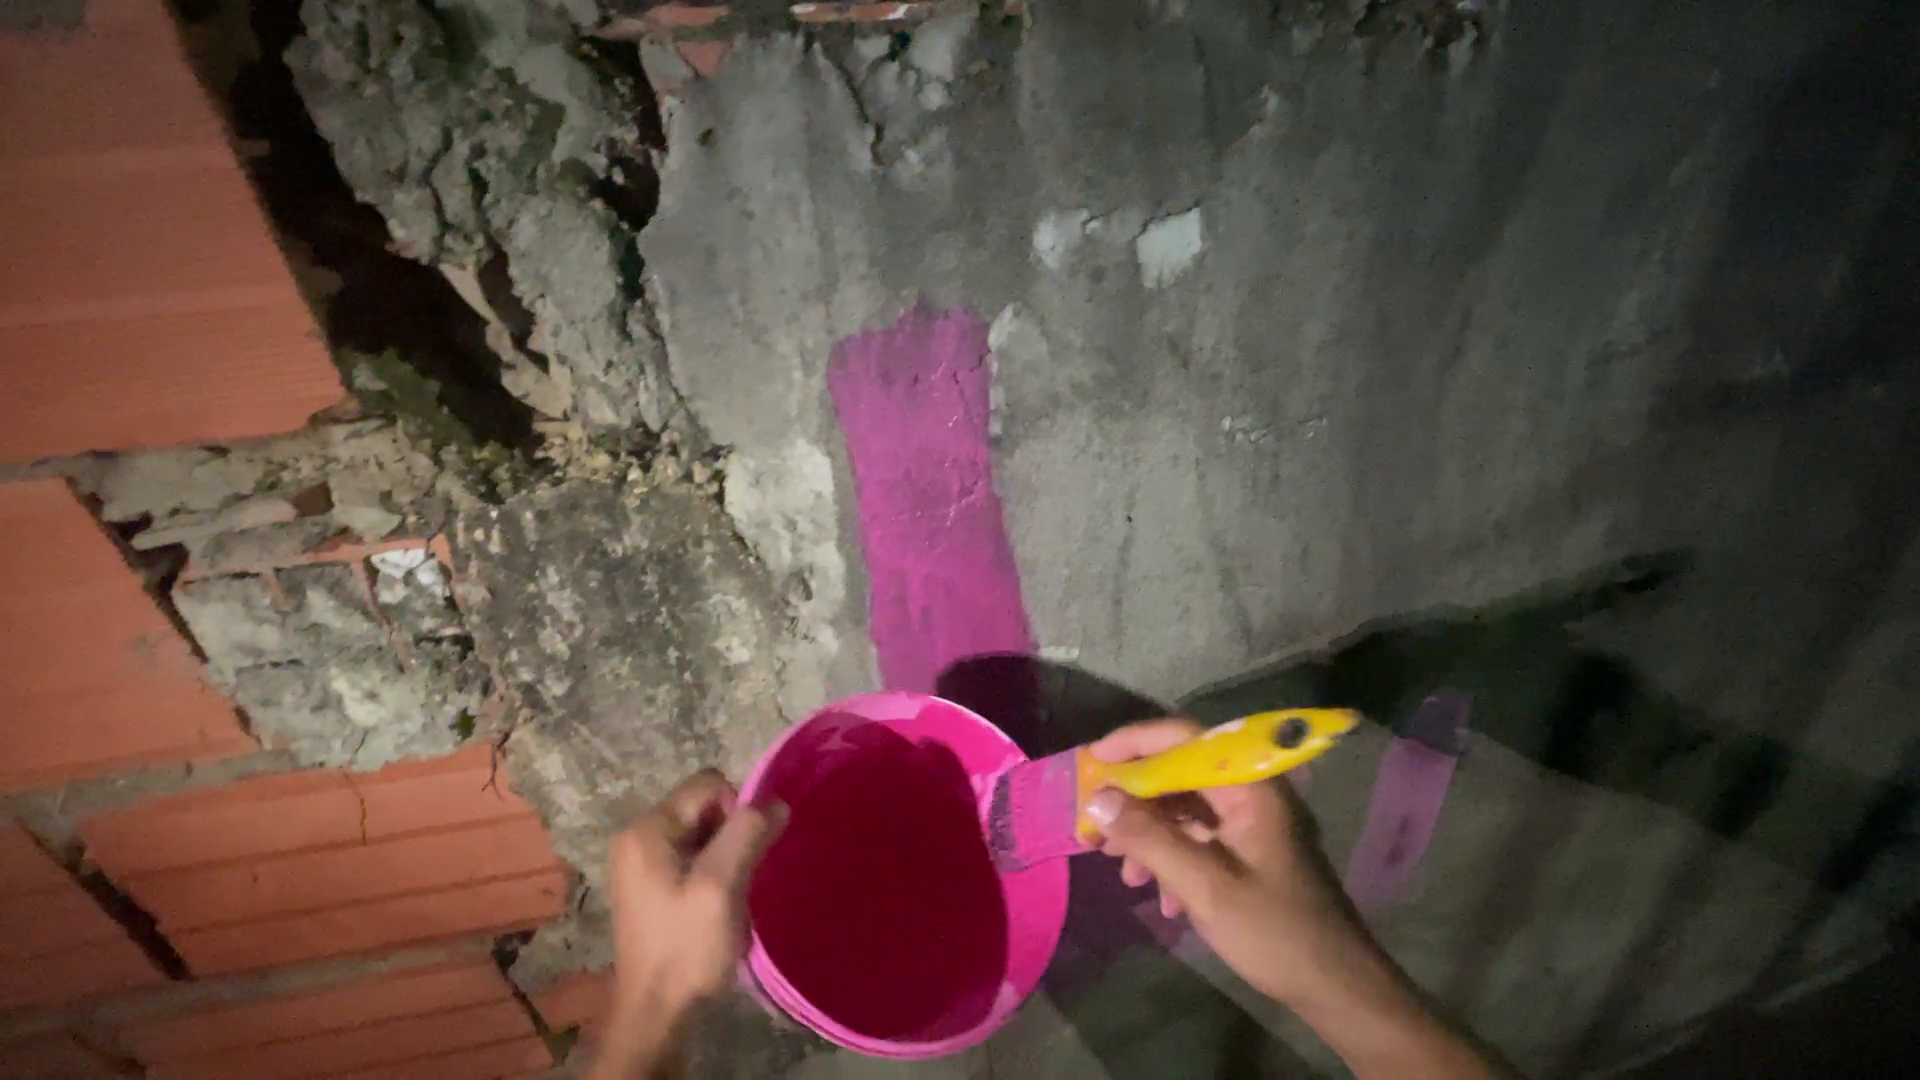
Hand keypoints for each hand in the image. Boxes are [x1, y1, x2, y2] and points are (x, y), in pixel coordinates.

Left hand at [594, 770, 786, 1078]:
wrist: (657, 1014)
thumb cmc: (686, 945)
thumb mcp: (721, 884)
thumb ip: (748, 832)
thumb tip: (776, 802)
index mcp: (647, 828)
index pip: (708, 784)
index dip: (737, 809)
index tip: (743, 852)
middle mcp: (638, 836)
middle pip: (704, 806)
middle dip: (731, 831)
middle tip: (739, 874)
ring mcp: (642, 862)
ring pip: (703, 831)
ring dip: (725, 853)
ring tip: (730, 890)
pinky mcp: (652, 884)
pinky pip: (693, 854)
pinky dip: (713, 868)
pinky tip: (719, 900)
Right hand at [1088, 720, 1508, 1078]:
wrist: (1338, 989)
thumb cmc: (1274, 930)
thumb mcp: (1203, 885)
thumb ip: (1149, 836)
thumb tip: (1097, 797)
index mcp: (1249, 785)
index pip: (1182, 737)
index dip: (1133, 742)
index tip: (1091, 762)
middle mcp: (1249, 791)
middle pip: (1177, 772)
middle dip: (1131, 798)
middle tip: (1094, 824)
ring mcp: (1249, 820)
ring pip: (1182, 806)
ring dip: (1146, 832)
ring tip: (1120, 868)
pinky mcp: (1247, 848)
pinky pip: (1196, 835)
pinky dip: (1169, 855)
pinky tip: (1158, 894)